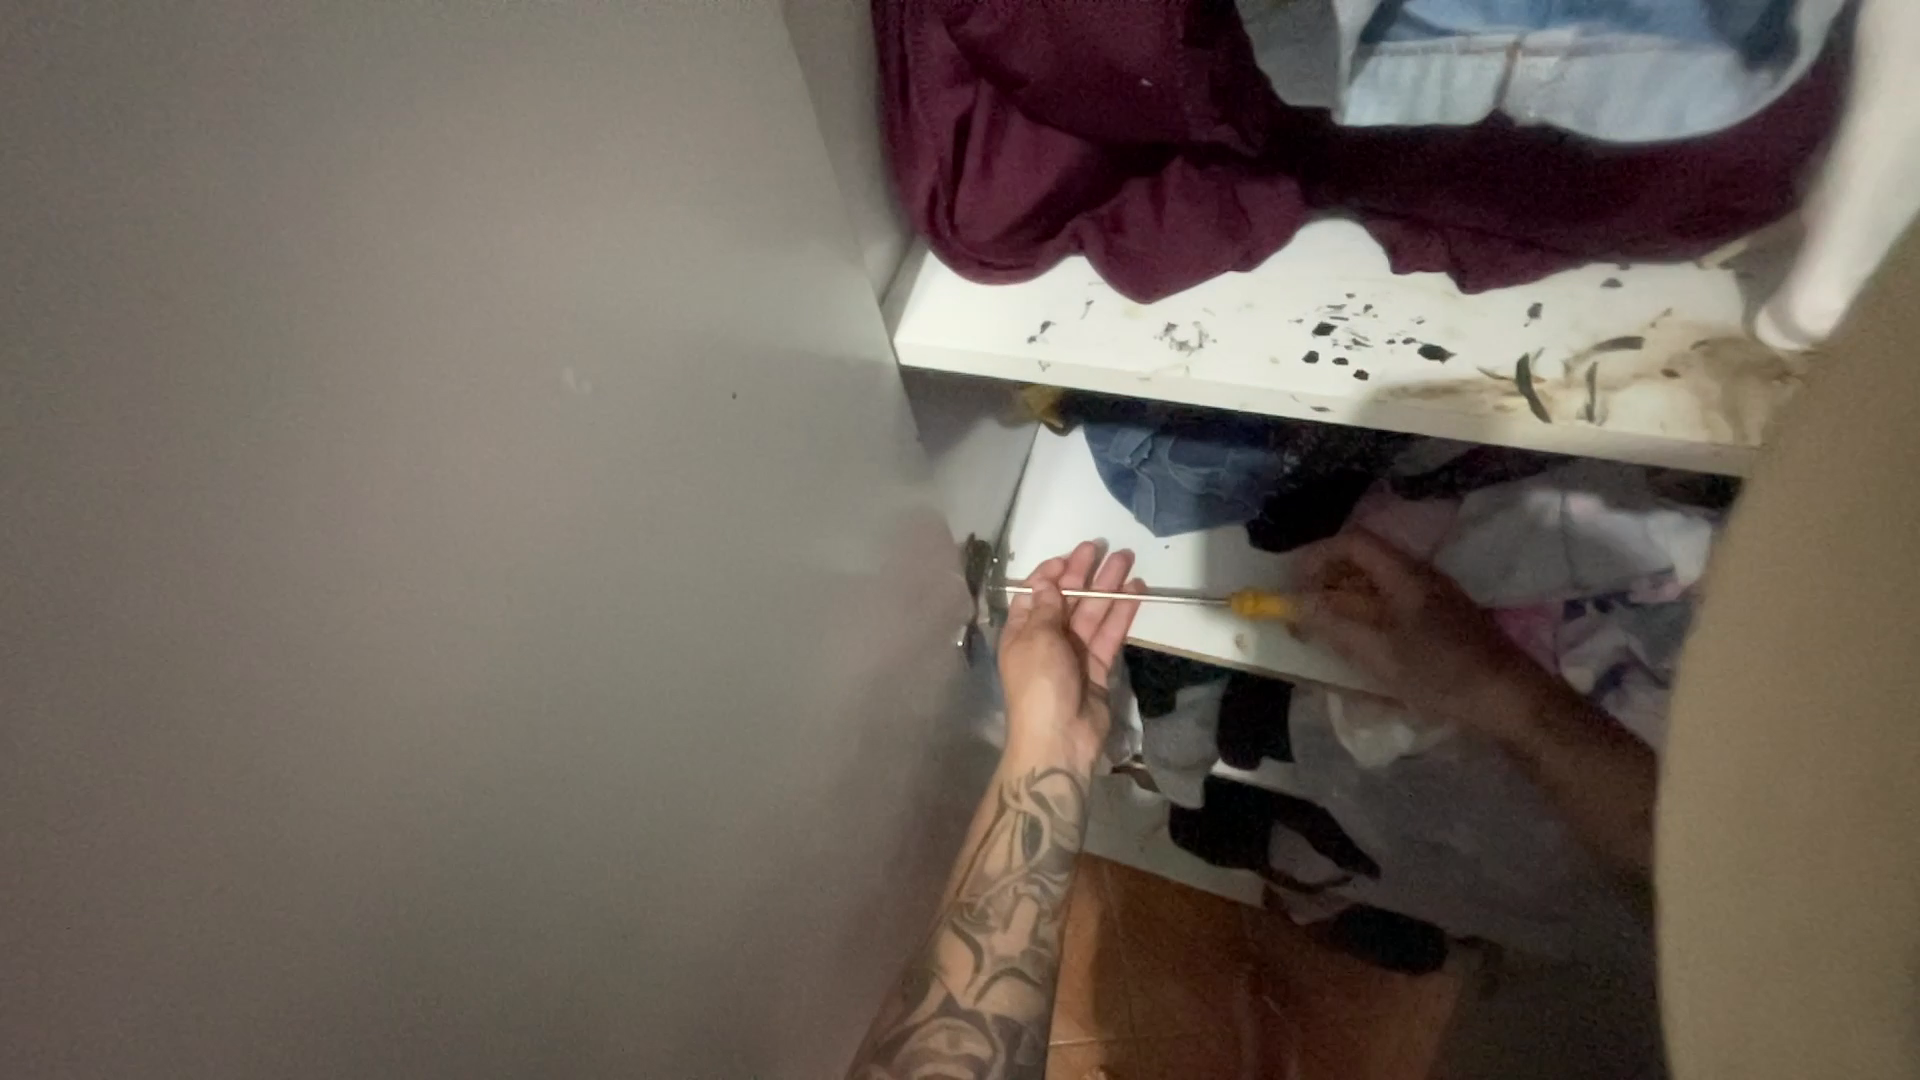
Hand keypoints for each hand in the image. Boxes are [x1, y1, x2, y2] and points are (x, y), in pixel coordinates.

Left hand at [998, 541, 1144, 770]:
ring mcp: (1074, 652)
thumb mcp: (1036, 639)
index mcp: (1021, 631)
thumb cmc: (1039, 684)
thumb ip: (1047, 608)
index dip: (1051, 572)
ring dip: (1108, 586)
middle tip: (1103, 547)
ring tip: (1127, 559)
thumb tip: (1049, 582)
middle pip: (1067, 598)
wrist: (1059, 738)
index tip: (1070, 556)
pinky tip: (1135, 590)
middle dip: (1084, 573)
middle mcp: (1046, 638)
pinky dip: (1122, 612)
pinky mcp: (1098, 666)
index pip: (1036, 593)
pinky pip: (1109, 632)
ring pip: (1092, 611)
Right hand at [1288, 529, 1563, 744]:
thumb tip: (1293, 602)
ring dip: (1343, 594)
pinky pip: (1390, 597)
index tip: (1294, 584)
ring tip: (1322, 625)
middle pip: (1362, 557)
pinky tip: (1358, 638)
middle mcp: (1419, 575)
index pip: (1352, 542)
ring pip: (1375, 579)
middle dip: (1326, 576)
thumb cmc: (1443, 674)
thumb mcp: (1378, 654)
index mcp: (1405, 575)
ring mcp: (1432, 594)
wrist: (1514, 701)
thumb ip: (1332, 624)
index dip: (1317, 556)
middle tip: (1302, 605)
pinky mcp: (1439, 615)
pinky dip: (1364, 609)